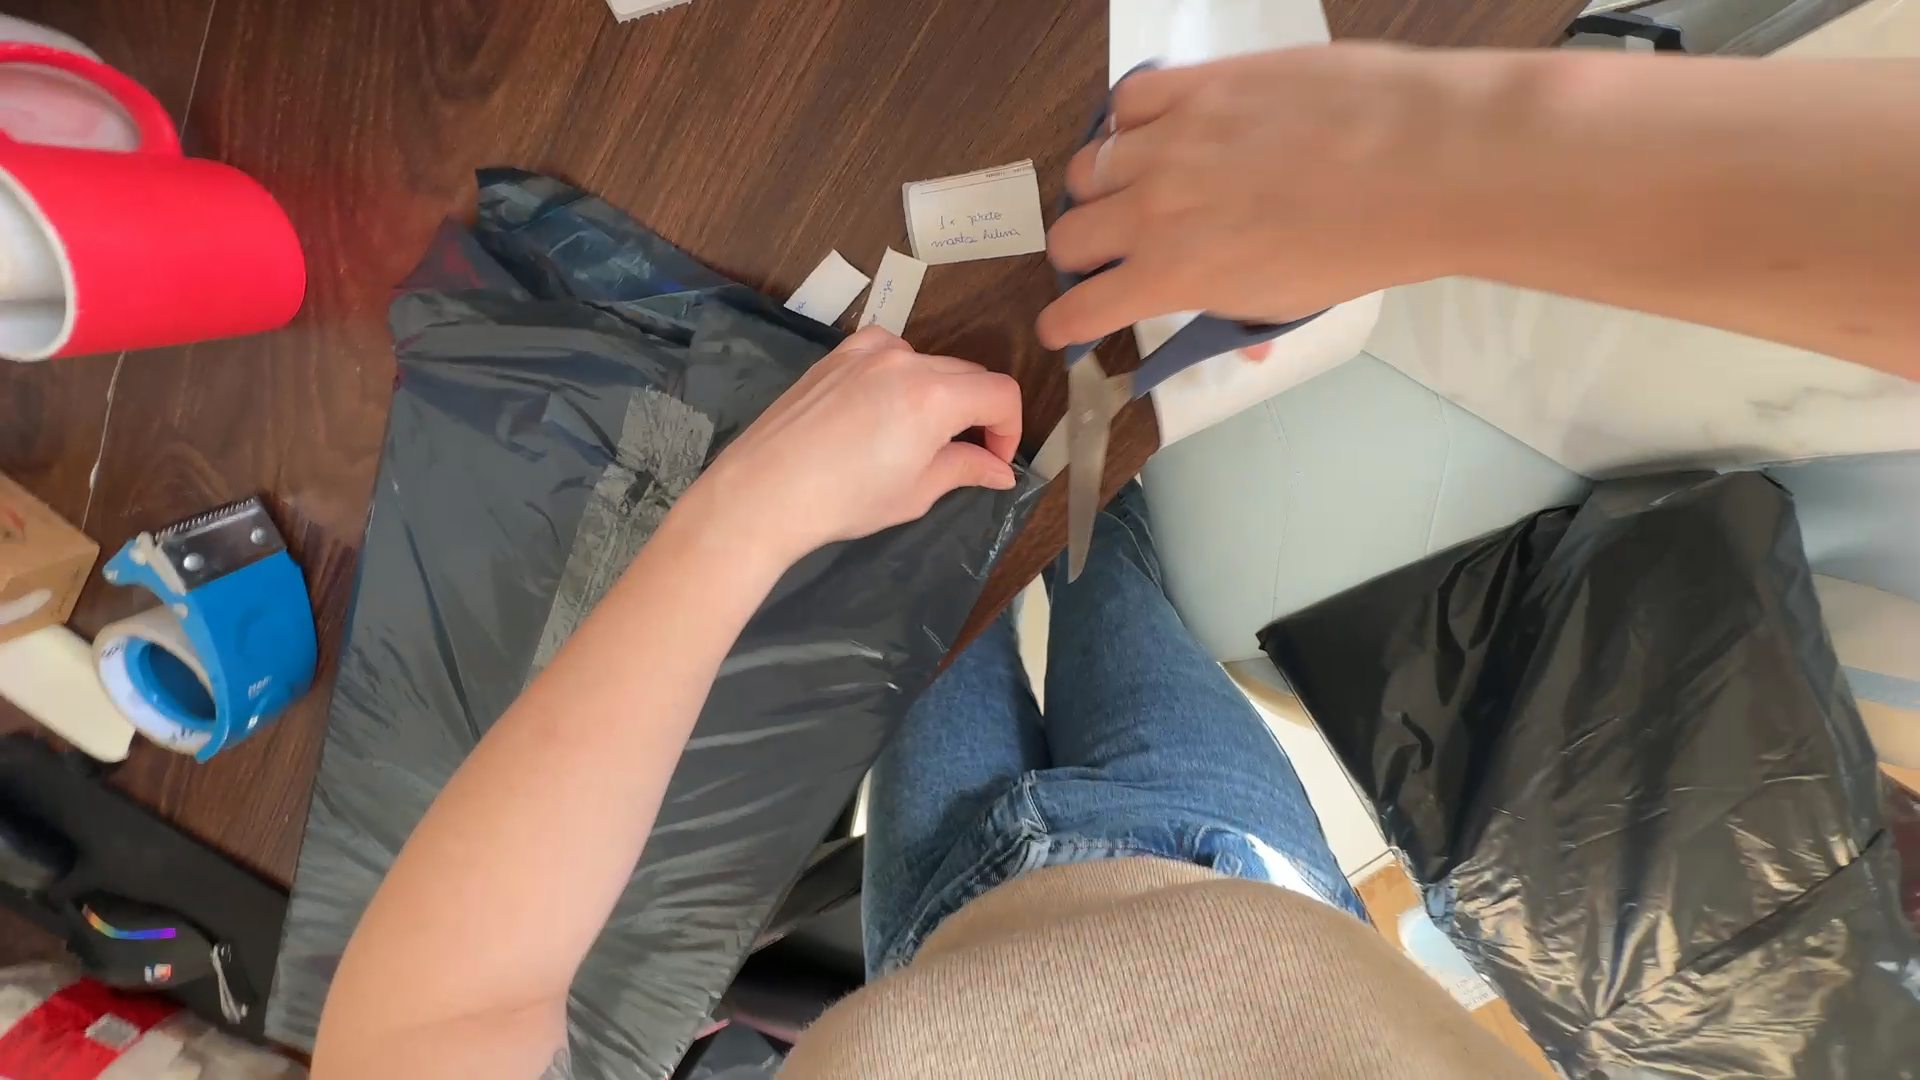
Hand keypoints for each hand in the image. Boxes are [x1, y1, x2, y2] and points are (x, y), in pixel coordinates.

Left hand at [685, 326, 1022, 565]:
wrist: (765, 491)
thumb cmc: (844, 501)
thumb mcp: (915, 492)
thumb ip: (965, 469)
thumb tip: (1000, 471)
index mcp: (935, 397)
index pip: (1001, 394)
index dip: (1010, 430)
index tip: (994, 461)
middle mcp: (906, 361)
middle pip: (971, 375)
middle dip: (980, 414)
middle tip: (966, 454)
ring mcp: (868, 352)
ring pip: (932, 361)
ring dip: (944, 393)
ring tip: (921, 434)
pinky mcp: (838, 354)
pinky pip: (891, 351)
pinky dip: (905, 373)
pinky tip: (886, 404)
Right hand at [1038, 43, 1477, 348]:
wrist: (1427, 162)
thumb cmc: (1359, 246)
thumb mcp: (1282, 306)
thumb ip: (1228, 319)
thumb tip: (1239, 343)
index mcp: (1168, 277)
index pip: (1076, 311)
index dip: (1062, 325)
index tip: (1065, 325)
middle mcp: (1151, 210)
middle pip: (1066, 236)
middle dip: (1079, 256)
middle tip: (1109, 254)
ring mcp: (1170, 141)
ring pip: (1086, 168)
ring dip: (1101, 190)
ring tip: (1137, 189)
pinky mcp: (1200, 84)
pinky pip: (1127, 100)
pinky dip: (1129, 122)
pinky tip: (1160, 133)